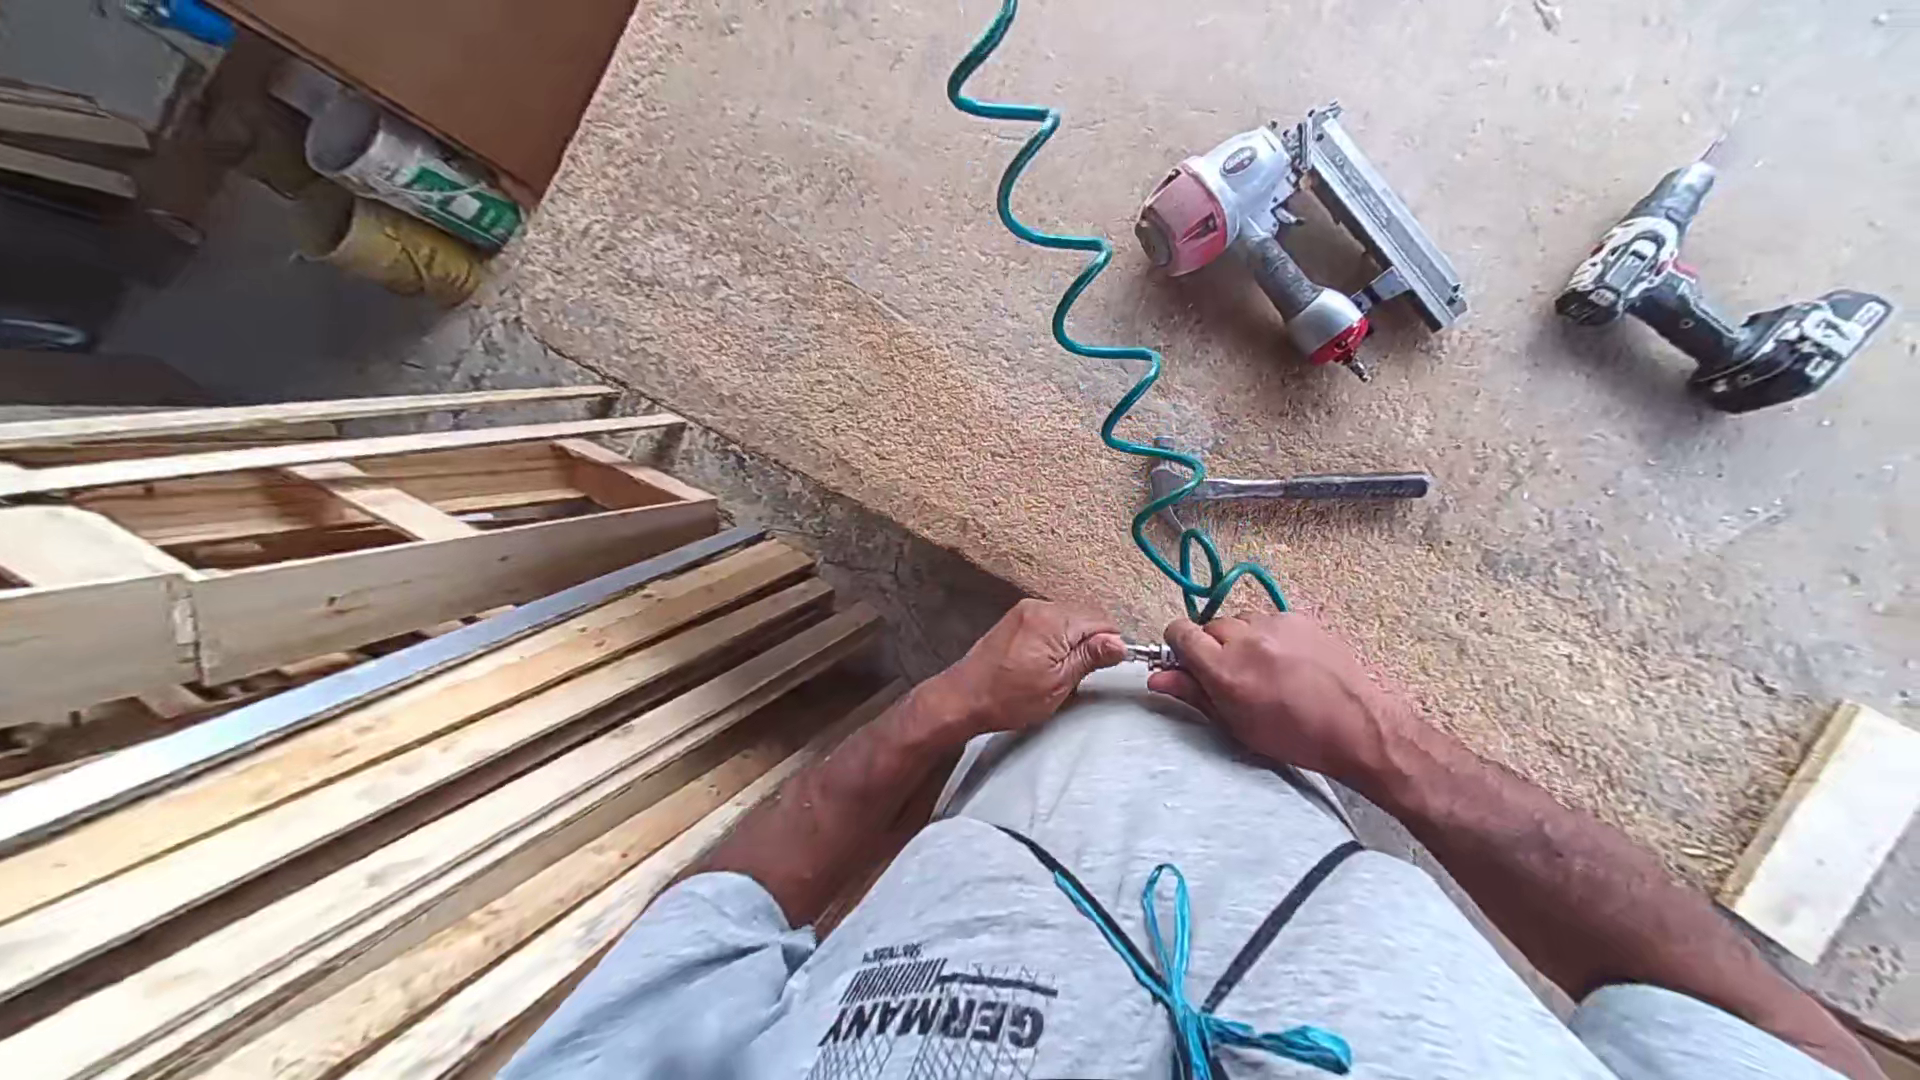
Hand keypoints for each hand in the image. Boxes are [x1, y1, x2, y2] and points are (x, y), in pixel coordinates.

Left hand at [924, 599, 1125, 736]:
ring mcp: (1025, 611)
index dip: (1110, 644)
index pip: (1101, 620)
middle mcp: (1038, 607)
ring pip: (1069, 618)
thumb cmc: (1006, 696)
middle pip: (1086, 615)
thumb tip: (1119, 643)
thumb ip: (1090, 657)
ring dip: (1075, 639)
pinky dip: (1058, 637)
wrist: (963, 698)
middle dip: (1092, 640)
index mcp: (1052, 620)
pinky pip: (1050, 621)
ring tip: (1063, 669)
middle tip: (1084, 671)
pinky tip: (1049, 660)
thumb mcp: (1058, 682)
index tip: (1108, 665)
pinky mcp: (1016, 619)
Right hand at [1146, 613, 1415, 779]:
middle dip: (1213, 646)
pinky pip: (1268, 619)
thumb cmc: (1294, 736)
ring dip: (1241, 639)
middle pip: (1209, 626)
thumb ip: (1192, 693)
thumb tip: (1157, 677)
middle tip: (1230, 673)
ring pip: (1239, 621)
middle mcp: (1247, 640)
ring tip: (1263, 667)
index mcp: (1226, 670)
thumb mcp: (1235, 723)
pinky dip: (1268, 635)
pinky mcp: (1299, 617)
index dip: (1178, 644)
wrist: (1360, 728)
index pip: (1180, 632)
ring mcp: (1276, 625)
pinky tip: (1286, 660)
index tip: (1186, 659)